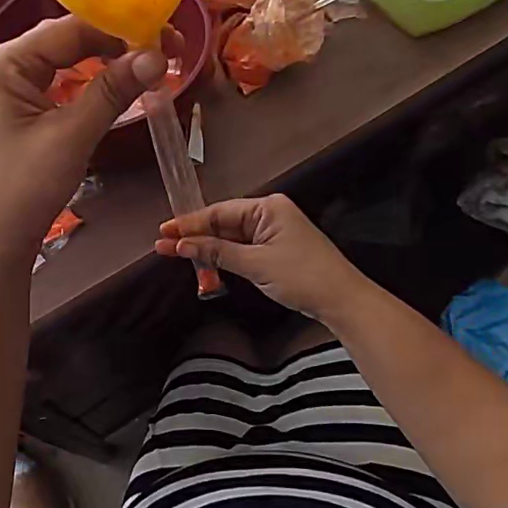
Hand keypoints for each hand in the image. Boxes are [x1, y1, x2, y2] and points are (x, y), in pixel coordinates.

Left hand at [0, 15, 168, 253]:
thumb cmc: (24, 188)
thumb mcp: (72, 136)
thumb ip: (113, 91)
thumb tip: (158, 54)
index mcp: (3, 62)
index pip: (70, 29)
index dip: (120, 28)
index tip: (167, 36)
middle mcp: (2, 63)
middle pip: (68, 39)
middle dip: (116, 42)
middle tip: (167, 50)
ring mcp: (9, 84)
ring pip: (67, 58)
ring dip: (107, 60)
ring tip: (151, 63)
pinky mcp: (19, 105)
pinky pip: (61, 80)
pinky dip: (91, 80)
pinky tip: (119, 81)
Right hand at [155, 194, 373, 320]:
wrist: (342, 300)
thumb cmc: (305, 276)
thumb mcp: (255, 263)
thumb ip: (216, 252)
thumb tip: (182, 244)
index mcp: (268, 207)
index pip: (219, 212)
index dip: (189, 223)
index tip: (165, 232)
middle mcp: (270, 214)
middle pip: (223, 224)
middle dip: (196, 239)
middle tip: (165, 247)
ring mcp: (273, 233)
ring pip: (230, 239)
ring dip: (209, 253)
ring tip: (183, 262)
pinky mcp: (275, 250)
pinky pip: (242, 251)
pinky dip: (224, 261)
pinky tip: (207, 269)